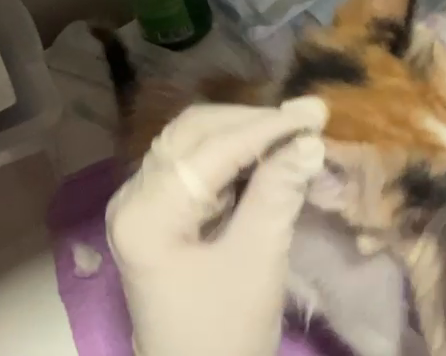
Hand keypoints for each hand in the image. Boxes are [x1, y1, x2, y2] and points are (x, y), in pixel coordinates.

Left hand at [107, 98, 328, 355]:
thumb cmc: (226, 335)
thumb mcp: (256, 265)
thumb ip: (277, 196)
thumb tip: (309, 142)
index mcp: (145, 212)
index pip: (209, 149)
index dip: (264, 127)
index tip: (313, 112)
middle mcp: (131, 196)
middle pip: (192, 135)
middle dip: (250, 123)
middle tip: (304, 120)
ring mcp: (138, 202)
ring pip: (190, 144)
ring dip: (239, 135)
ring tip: (289, 132)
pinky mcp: (153, 213)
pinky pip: (189, 166)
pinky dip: (227, 156)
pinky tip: (262, 154)